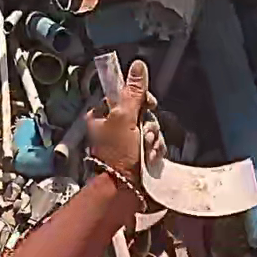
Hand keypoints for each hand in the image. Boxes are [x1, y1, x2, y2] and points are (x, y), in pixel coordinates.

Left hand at [85, 58, 162, 180]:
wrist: (125, 191)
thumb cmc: (118, 156)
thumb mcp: (124, 117)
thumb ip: (133, 92)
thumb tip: (138, 66)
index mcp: (101, 116)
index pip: (126, 96)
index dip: (140, 100)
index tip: (148, 105)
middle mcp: (112, 128)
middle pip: (142, 112)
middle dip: (148, 124)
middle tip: (143, 135)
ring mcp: (126, 143)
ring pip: (150, 128)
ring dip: (153, 139)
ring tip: (146, 151)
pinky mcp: (138, 156)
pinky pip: (154, 144)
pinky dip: (155, 151)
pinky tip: (150, 158)